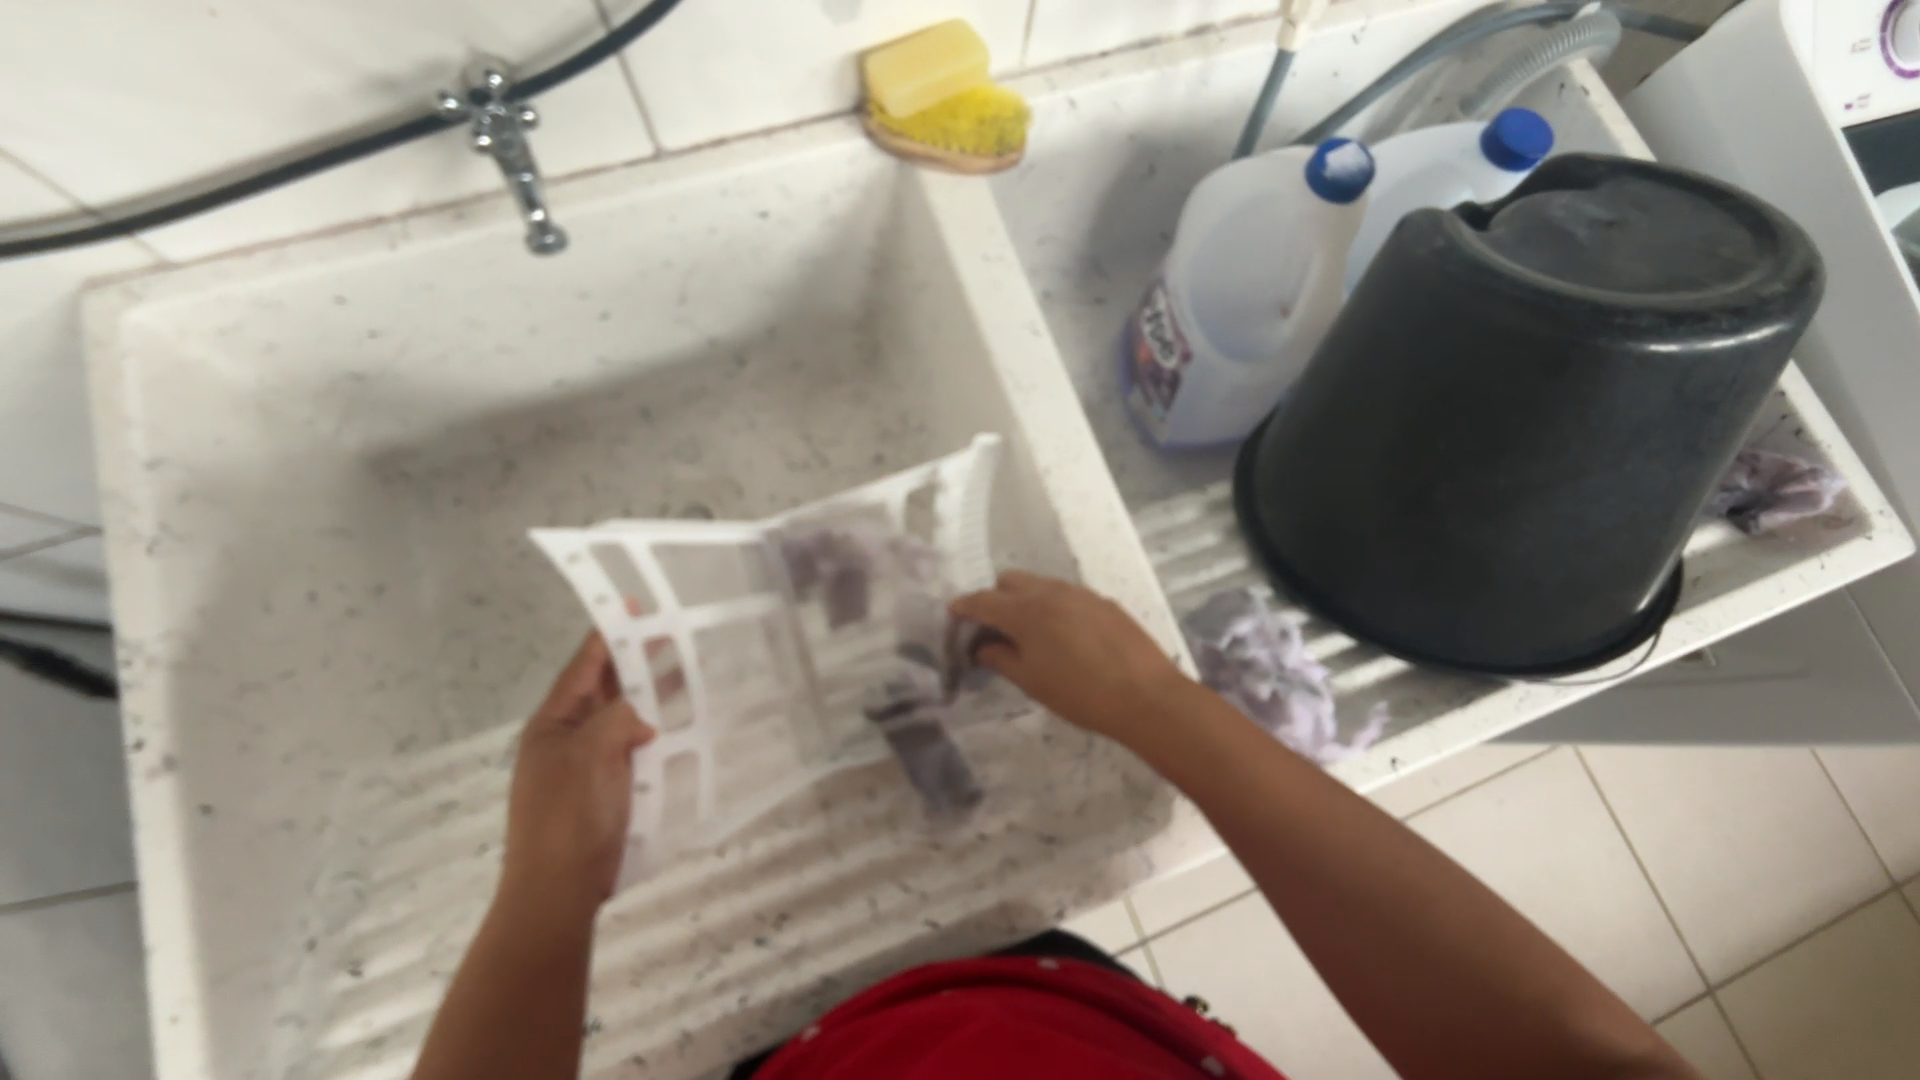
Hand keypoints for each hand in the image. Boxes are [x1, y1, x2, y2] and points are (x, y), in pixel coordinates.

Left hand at [498, 633, 655, 928]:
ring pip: (626, 717)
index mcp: (553, 724)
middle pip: (606, 688)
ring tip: (687, 671)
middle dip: (636, 662)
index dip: (607, 636)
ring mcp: (590, 764)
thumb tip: (642, 722)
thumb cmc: (568, 815)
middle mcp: (569, 738)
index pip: (582, 667)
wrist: (559, 888)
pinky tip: (683, 725)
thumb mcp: (590, 754)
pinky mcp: (610, 788)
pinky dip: (659, 732)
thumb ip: (619, 720)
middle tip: (670, 635)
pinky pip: (637, 748)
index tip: (630, 607)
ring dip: (653, 695)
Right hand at [949, 571, 1192, 745]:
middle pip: (1010, 581)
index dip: (964, 607)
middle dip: (995, 598)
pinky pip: (1066, 595)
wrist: (1146, 696)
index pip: (984, 600)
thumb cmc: (1080, 694)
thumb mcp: (1032, 681)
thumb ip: (1001, 658)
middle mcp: (1050, 592)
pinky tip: (1062, 636)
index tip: (953, 614)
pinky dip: (1053, 607)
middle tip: (993, 628)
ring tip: (1028, 633)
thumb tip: (983, 646)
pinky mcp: (1103, 602)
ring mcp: (1080, 594)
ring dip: (1025, 601)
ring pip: (1040, 585)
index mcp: (1026, 611)